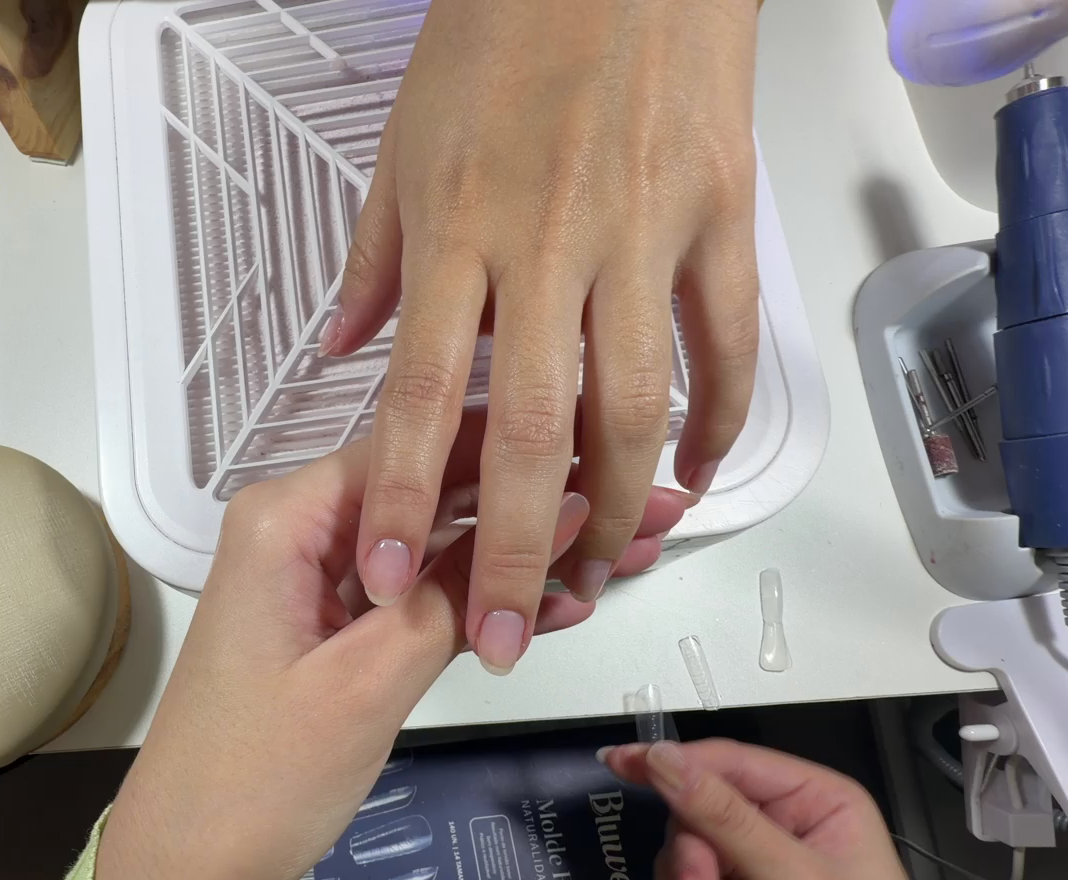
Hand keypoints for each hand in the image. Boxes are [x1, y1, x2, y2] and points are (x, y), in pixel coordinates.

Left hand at [95, 413, 690, 879]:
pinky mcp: (341, 629)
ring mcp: (325, 582)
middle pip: (436, 496)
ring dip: (524, 558)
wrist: (187, 871)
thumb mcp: (368, 679)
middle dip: (539, 505)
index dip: (518, 447)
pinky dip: (483, 606)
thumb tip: (557, 510)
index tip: (614, 450)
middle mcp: (304, 531)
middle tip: (646, 514)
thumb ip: (460, 591)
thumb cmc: (257, 779)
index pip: (417, 447)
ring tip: (627, 554)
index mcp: (289, 516)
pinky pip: (421, 599)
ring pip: (440, 550)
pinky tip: (560, 606)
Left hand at [331, 0, 762, 674]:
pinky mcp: (719, 218)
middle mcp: (548, 249)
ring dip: (616, 510)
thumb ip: (371, 268)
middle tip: (500, 632)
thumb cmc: (498, 35)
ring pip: (635, 406)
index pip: (420, 397)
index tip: (390, 577)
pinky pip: (727, 343)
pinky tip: (694, 477)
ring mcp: (643, 237)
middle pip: (530, 432)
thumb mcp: (403, 153)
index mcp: (458, 235)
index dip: (402, 498)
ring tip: (593, 578)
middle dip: (513, 548)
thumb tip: (340, 355)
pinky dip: (720, 421)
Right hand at [599, 740, 1005, 879]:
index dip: (674, 762)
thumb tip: (662, 756)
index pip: (729, 763)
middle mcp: (784, 824)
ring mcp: (759, 866)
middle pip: (699, 805)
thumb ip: (726, 819)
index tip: (619, 763)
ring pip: (687, 844)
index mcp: (816, 800)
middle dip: (687, 849)